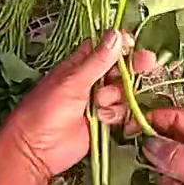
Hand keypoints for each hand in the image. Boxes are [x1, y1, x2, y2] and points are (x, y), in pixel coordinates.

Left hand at [0, 33, 151, 180]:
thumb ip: (97, 61)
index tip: (134, 44)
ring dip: (118, 96)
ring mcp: (99, 102)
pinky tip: (104, 120)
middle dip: (132, 68)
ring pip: (123, 91)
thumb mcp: (73, 82)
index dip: (121, 44)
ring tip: (100, 106)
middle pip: (120, 69)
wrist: (36, 150)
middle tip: (147, 64)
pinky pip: (122, 112)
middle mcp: (92, 81)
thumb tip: (117, 34)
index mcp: (80, 65)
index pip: (106, 47)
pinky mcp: (104, 122)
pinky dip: (117, 114)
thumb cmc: (47, 110)